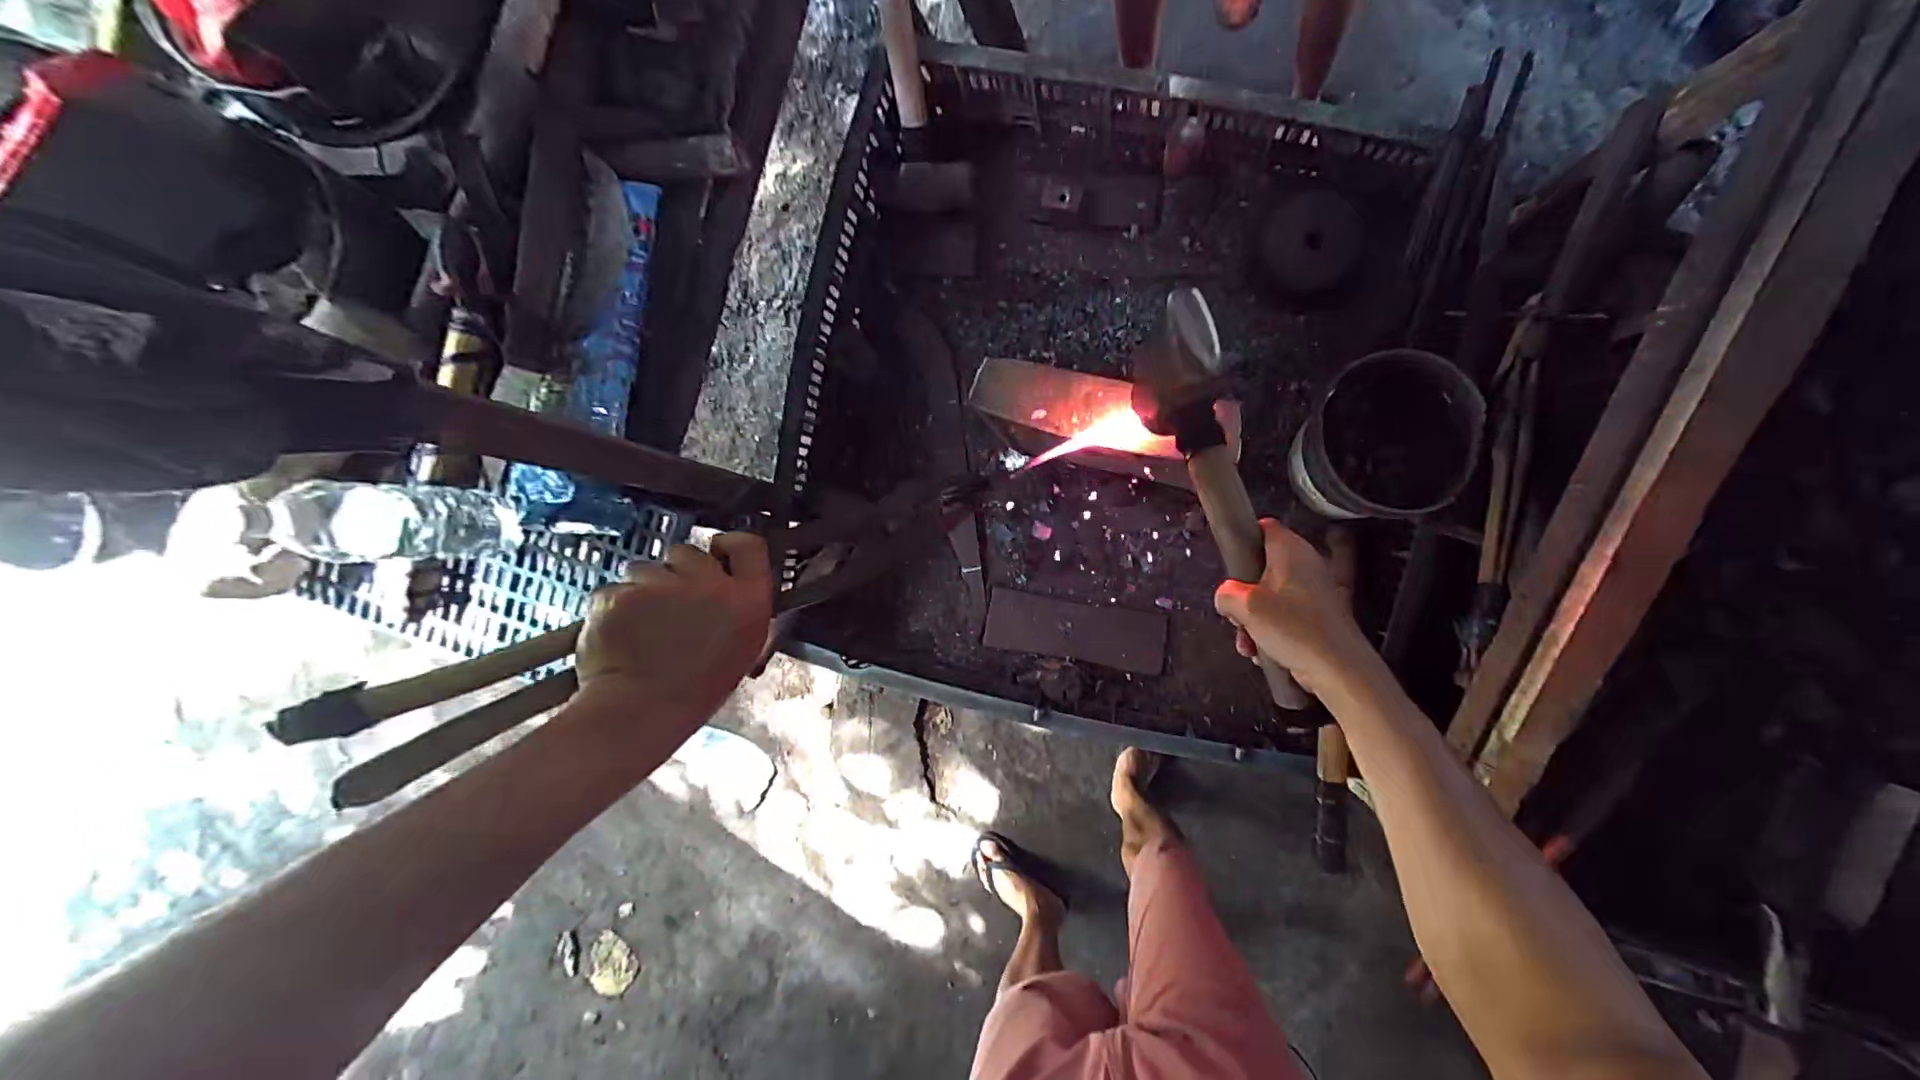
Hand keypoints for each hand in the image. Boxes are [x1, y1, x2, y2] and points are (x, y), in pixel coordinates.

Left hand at [574, 532, 773, 725]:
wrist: (641, 712)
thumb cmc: (695, 688)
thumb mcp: (743, 647)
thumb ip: (740, 607)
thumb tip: (727, 583)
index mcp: (747, 601)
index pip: (749, 545)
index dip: (730, 544)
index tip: (719, 551)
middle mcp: (710, 586)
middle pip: (689, 552)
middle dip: (677, 572)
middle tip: (672, 606)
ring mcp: (663, 586)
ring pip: (647, 568)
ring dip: (644, 589)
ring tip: (644, 628)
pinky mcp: (622, 593)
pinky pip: (616, 587)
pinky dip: (614, 606)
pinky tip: (622, 633)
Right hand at [1213, 519, 1374, 695]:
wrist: (1338, 671)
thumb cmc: (1297, 631)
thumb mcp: (1245, 607)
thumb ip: (1225, 594)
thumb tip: (1226, 597)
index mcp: (1291, 552)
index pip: (1263, 528)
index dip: (1243, 541)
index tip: (1231, 563)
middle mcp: (1305, 565)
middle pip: (1259, 568)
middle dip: (1241, 594)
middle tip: (1238, 612)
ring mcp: (1312, 591)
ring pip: (1266, 596)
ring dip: (1251, 619)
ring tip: (1250, 640)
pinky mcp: (1315, 615)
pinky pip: (1280, 616)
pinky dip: (1267, 631)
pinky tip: (1264, 650)